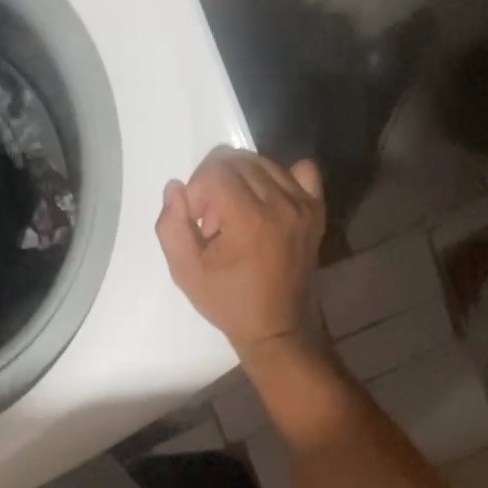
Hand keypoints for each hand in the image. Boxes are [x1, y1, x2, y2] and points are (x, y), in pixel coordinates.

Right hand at [156, 147, 324, 356]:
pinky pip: (300, 171)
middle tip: (214, 223)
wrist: (276, 326)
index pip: (215, 170)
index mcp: (248, 218)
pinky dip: (278, 178)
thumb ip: (171, 226)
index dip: (196, 191)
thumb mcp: (185, 271)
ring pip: (264, 163)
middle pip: (238, 161)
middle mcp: (280, 202)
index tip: (197, 222)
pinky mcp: (316, 209)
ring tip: (237, 218)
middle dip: (216, 186)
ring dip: (241, 183)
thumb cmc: (227, 302)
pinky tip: (266, 204)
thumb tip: (175, 188)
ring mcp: (303, 203)